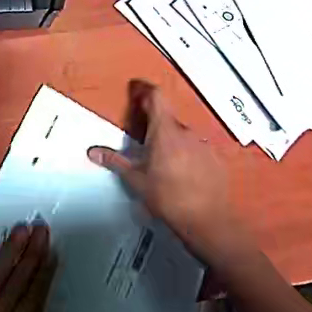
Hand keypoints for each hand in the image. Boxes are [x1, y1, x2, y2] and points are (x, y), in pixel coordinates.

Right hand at [88, 80, 247, 265]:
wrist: (206, 221)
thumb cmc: (170, 199)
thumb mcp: (136, 180)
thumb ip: (114, 160)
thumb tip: (96, 152)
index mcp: (164, 131)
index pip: (155, 96)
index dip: (144, 89)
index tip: (136, 90)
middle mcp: (185, 132)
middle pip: (167, 117)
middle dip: (155, 126)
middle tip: (144, 141)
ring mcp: (203, 144)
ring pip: (182, 135)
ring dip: (172, 142)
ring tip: (163, 163)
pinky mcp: (215, 158)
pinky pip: (197, 149)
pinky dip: (188, 155)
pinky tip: (182, 174)